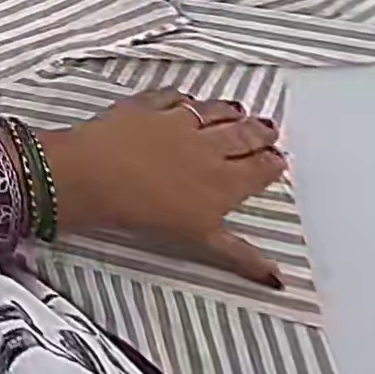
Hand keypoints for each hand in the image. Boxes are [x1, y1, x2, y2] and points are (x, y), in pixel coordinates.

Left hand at [37, 89, 286, 286]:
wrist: (96, 176)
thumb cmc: (144, 211)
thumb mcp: (198, 239)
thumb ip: (239, 254)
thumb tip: (276, 278)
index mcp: (224, 181)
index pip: (259, 169)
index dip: (271, 162)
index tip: (278, 157)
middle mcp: (206, 147)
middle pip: (241, 135)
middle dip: (258, 132)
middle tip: (267, 128)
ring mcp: (175, 121)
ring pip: (211, 111)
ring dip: (227, 110)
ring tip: (237, 109)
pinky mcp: (145, 105)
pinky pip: (170, 95)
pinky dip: (181, 96)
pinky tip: (184, 97)